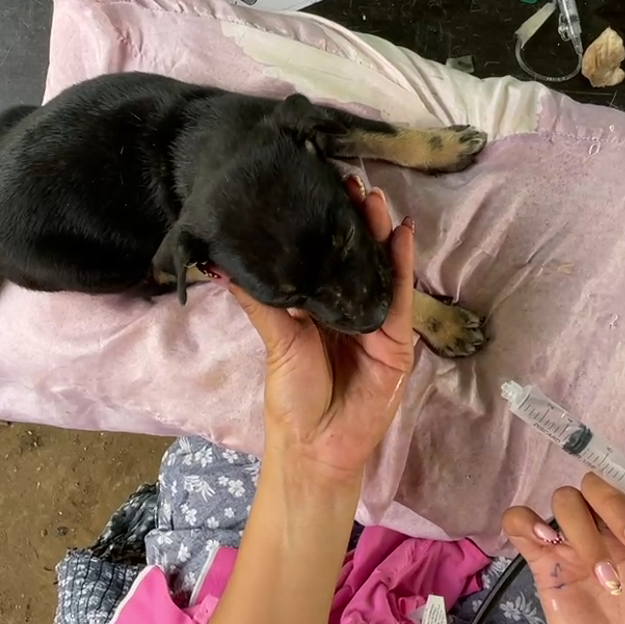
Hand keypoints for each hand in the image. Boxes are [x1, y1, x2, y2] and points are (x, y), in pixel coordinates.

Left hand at [218, 177, 414, 481]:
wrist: (319, 444)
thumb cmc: (293, 395)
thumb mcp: (275, 339)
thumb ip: (258, 300)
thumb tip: (220, 264)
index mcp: (315, 306)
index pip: (320, 256)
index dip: (320, 225)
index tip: (314, 186)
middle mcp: (346, 307)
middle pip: (352, 256)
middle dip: (351, 219)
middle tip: (347, 179)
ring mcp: (375, 320)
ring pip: (378, 268)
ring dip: (378, 232)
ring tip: (372, 196)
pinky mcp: (397, 337)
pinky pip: (402, 294)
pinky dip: (403, 264)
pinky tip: (403, 232)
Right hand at [502, 454, 624, 623]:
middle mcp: (615, 531)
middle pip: (601, 482)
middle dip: (616, 505)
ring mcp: (577, 545)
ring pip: (564, 498)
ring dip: (580, 528)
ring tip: (603, 578)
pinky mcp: (546, 564)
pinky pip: (521, 521)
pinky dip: (527, 521)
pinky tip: (548, 545)